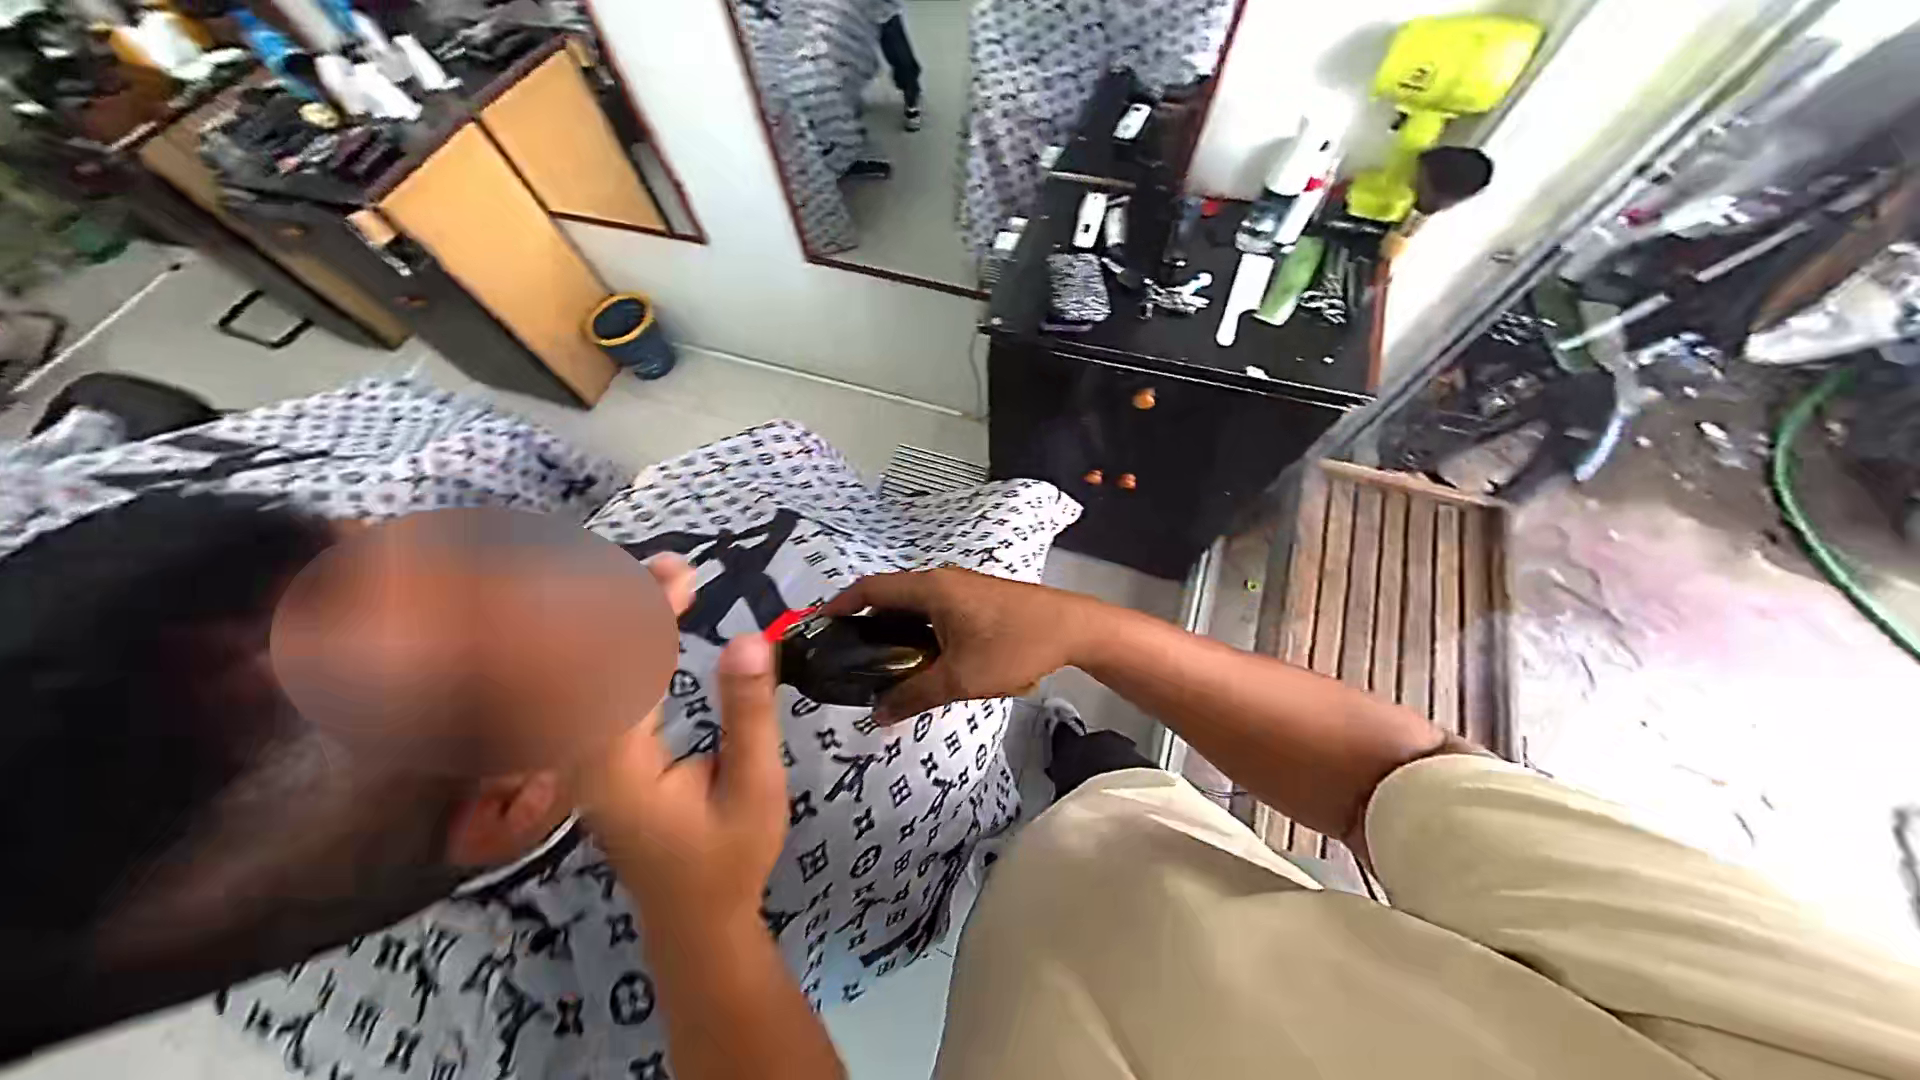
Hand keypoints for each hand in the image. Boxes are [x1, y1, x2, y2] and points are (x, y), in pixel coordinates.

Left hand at [578, 560, 787, 925]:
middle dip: (625, 604)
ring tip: (662, 581)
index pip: (619, 669)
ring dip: (617, 620)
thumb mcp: (754, 787)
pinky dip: (618, 646)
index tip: (686, 577)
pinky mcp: (596, 756)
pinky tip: (645, 623)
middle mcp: (584, 755)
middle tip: (676, 568)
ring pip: (582, 671)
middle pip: (583, 660)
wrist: (694, 914)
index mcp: (616, 765)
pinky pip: (595, 686)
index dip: (647, 614)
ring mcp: (583, 757)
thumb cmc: (730, 856)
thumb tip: (750, 638)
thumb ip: (748, 713)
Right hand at [817, 568, 1100, 724]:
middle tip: (846, 655)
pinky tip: (920, 658)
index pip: (870, 588)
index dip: (840, 605)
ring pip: (915, 605)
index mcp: (930, 588)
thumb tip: (876, 714)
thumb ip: (914, 695)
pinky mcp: (978, 599)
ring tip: (877, 662)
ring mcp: (962, 588)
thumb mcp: (960, 678)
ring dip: (894, 628)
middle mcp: (942, 580)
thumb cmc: (1014, 646)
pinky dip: (918, 629)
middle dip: (864, 622)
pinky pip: (935, 610)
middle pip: (890, 595)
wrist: (1074, 629)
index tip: (819, 627)